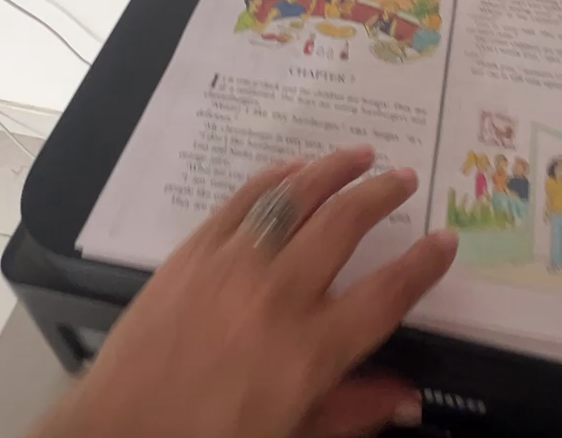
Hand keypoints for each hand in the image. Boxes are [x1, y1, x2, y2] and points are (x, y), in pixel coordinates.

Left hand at [38, 147, 457, 437]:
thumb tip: (408, 397)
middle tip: (404, 179)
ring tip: (362, 153)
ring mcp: (234, 264)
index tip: (445, 240)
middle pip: (346, 225)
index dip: (423, 265)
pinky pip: (245, 198)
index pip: (385, 295)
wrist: (116, 436)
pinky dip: (277, 177)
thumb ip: (352, 411)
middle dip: (383, 195)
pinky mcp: (197, 249)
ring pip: (297, 196)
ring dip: (335, 168)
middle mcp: (278, 295)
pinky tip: (296, 167)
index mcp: (308, 351)